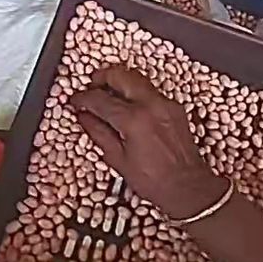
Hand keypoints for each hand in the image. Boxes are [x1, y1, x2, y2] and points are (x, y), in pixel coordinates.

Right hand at [69, 67, 225, 220]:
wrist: (187, 186)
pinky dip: (135, 93)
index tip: (75, 101)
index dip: (83, 98)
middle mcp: (151, 105)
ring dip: (119, 82)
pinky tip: (128, 106)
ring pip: (138, 79)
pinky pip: (150, 91)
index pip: (100, 99)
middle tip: (90, 85)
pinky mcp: (175, 107)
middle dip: (101, 77)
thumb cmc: (153, 180)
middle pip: (121, 75)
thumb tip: (83, 116)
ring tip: (107, 93)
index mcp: (133, 120)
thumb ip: (98, 133)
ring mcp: (166, 103)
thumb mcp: (118, 159)